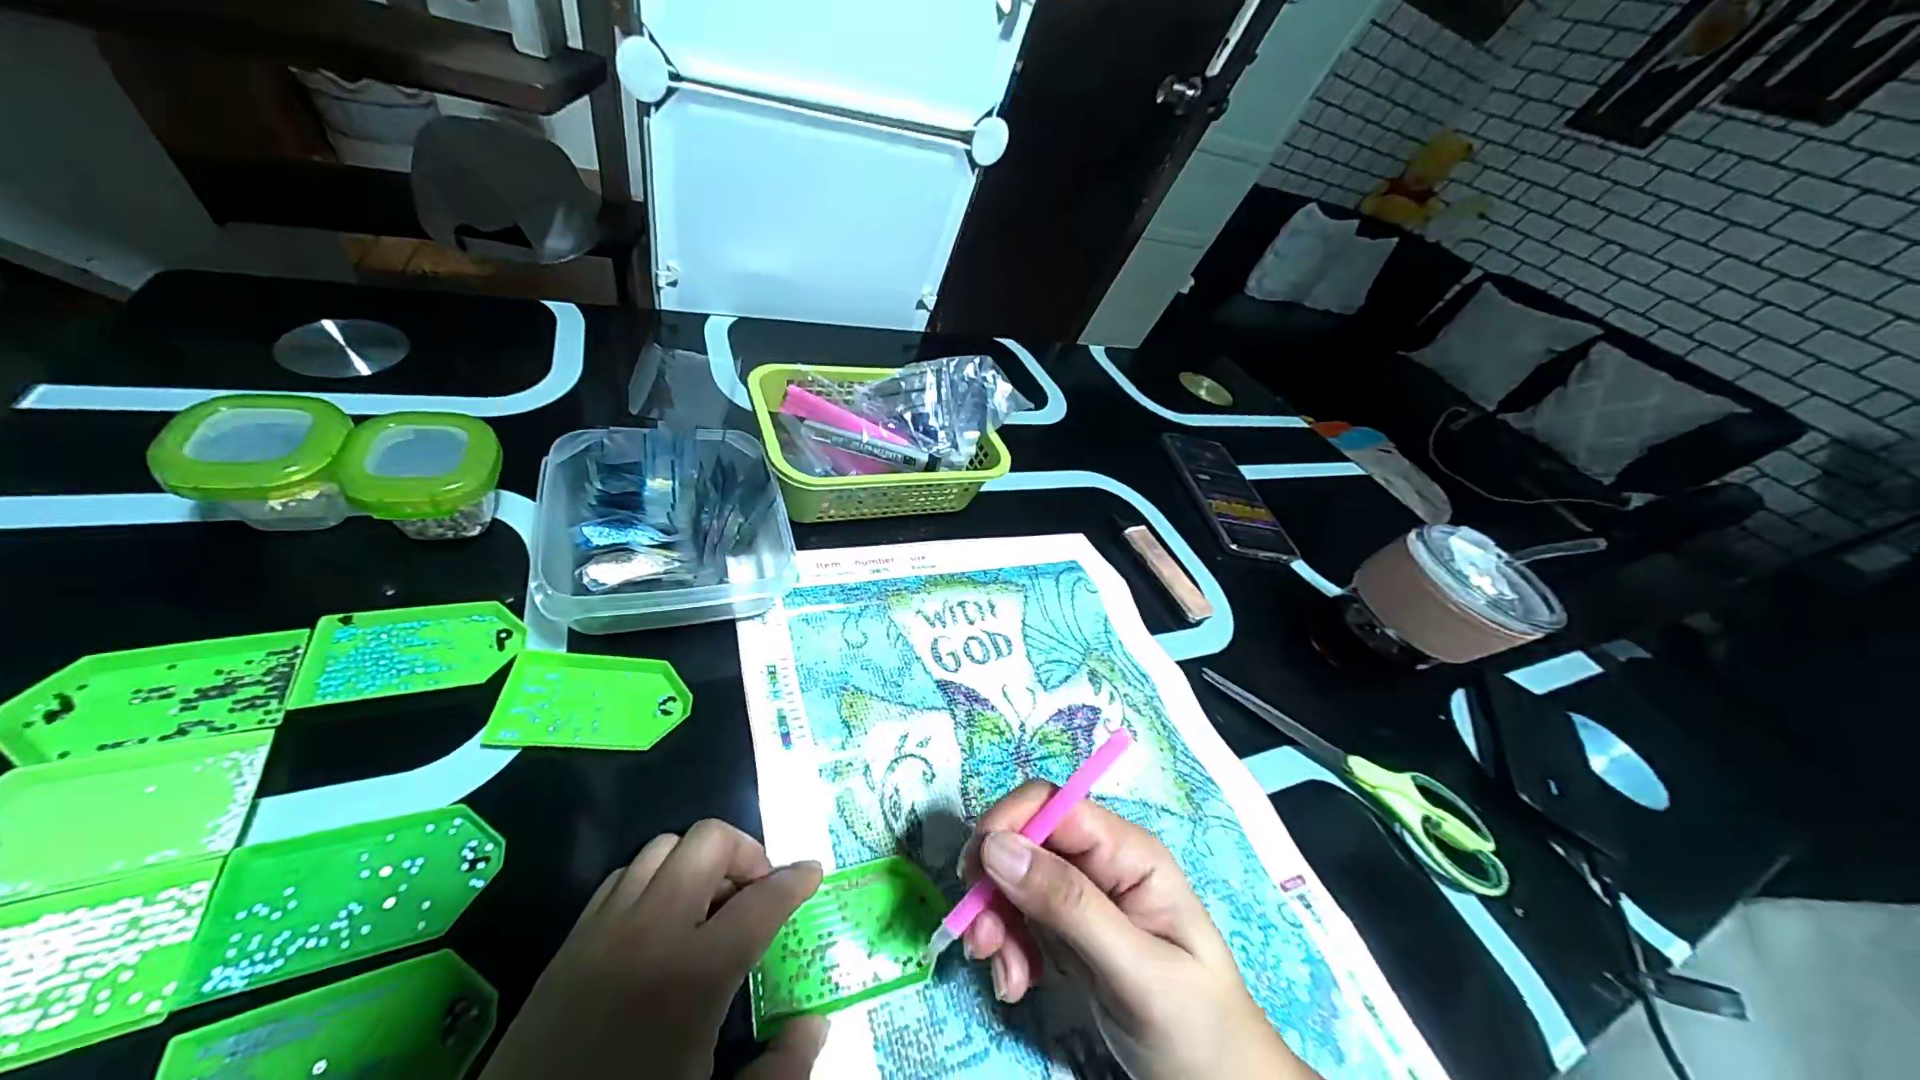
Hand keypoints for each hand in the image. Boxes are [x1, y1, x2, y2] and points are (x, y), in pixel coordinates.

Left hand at [479, 820, 827, 1079]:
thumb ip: (781, 1070)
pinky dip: (655, 878)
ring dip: (698, 862)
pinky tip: (660, 921)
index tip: (813, 873)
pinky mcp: (571, 939)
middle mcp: (650, 930)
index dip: (796, 881)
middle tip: (757, 894)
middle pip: (708, 842)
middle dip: (746, 853)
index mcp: (693, 973)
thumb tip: (816, 1023)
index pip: (762, 902)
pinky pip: (623, 874)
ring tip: (709, 904)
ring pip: (664, 847)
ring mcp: (604, 928)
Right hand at [961, 782, 1316, 1079]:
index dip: (1007, 825)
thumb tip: (996, 845)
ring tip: (1007, 978)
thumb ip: (1069, 905)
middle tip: (981, 943)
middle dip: (994, 886)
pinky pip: (1019, 919)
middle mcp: (1101, 863)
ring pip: (1014, 882)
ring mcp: (1083, 897)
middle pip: (1025, 843)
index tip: (973, 875)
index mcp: (1127, 852)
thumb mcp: (1136, 969)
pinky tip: (1018, 983)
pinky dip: (1007, 947)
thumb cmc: (1196, 1026)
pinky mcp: (1068, 931)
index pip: (1053, 805)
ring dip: (997, 924)